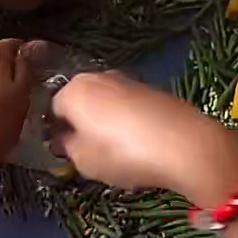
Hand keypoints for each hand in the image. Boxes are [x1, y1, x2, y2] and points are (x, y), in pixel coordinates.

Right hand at [47, 72, 237, 207]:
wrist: (187, 145)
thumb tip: (61, 140)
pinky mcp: (153, 88)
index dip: (53, 132)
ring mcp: (127, 80)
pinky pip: (127, 105)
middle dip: (79, 124)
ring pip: (104, 102)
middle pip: (79, 101)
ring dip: (104, 121)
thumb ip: (65, 148)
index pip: (50, 109)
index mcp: (74, 90)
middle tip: (87, 152)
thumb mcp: (84, 161)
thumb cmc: (124, 154)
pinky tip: (138, 143)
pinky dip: (126, 120)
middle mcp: (98, 77)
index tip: (62, 152)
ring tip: (115, 150)